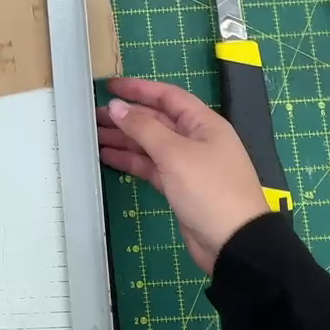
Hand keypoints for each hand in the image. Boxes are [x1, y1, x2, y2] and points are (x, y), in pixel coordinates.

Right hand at [97, 76, 268, 271]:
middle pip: (156, 120)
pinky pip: (150, 166)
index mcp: (203, 124)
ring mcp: (187, 164)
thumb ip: (143, 127)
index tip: (110, 86)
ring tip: (94, 135)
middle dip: (126, 117)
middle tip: (94, 115)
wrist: (234, 244)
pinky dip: (130, 161)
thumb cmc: (209, 189)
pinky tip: (108, 157)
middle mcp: (195, 140)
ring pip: (150, 144)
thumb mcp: (174, 153)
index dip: (138, 89)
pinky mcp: (179, 187)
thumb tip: (116, 106)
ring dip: (124, 139)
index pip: (167, 96)